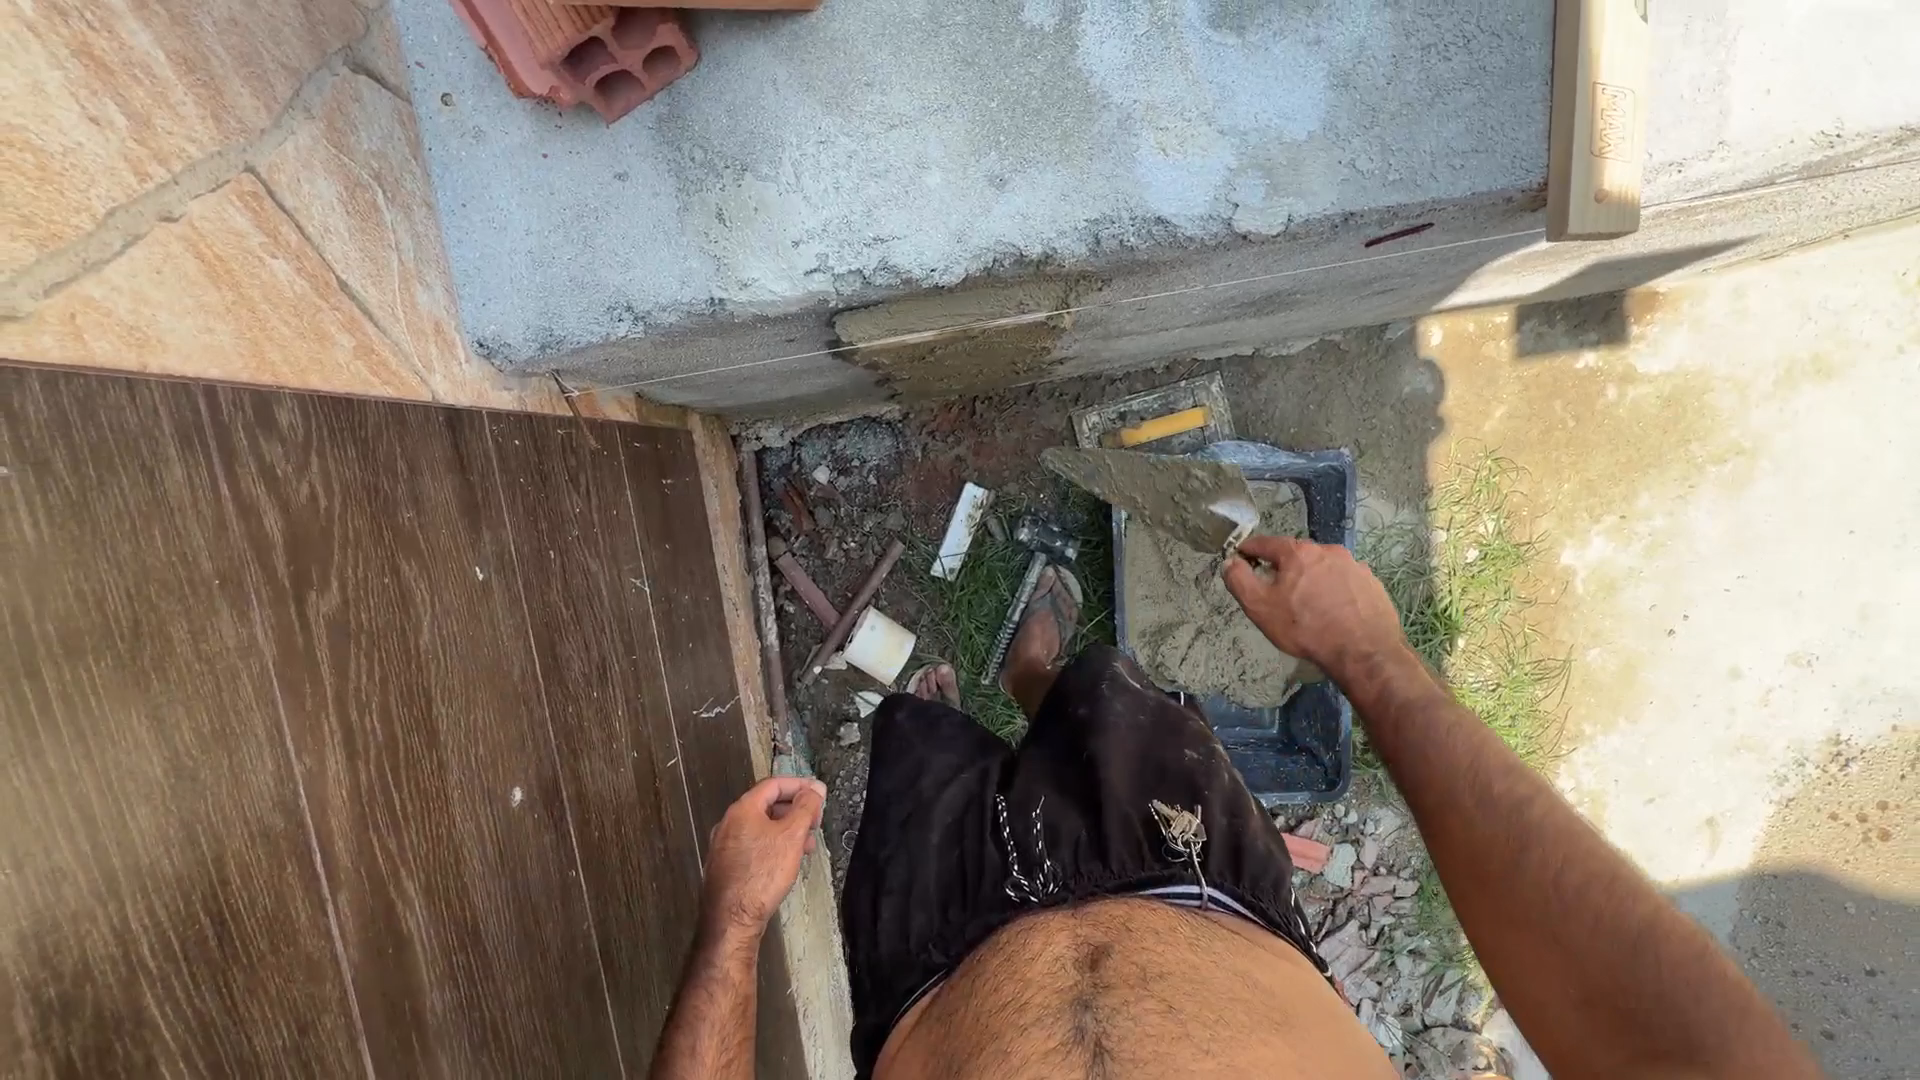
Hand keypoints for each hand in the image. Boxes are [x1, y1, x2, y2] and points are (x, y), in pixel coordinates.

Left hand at [701, 776, 825, 936]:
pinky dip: (773, 845)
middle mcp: (729, 823)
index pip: (774, 784)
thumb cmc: (761, 875)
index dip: (799, 785)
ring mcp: (725, 846)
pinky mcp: (726, 866)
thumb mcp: (792, 835)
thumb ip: (806, 807)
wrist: (731, 921)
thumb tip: (815, 789)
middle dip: (795, 810)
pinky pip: (754, 845)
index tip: (818, 793)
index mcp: (742, 809)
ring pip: (761, 827)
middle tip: (815, 820)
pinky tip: (786, 861)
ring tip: (806, 844)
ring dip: (787, 829)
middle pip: (767, 804)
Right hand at [1222, 535, 1407, 680]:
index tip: (1240, 559)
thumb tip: (1230, 562)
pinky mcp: (1372, 583)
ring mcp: (1354, 566)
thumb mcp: (1259, 606)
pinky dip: (1334, 590)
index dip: (1248, 550)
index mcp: (1298, 552)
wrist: (1364, 652)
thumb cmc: (1305, 628)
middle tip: (1275, 590)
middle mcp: (1328, 551)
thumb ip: (1239, 580)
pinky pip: (1344, 581)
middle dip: (1282, 567)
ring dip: (1311, 578)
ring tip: (1307, 603)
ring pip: (1322, 567)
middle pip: (1296, 554)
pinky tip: (1333, 611)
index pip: (1264, 543)